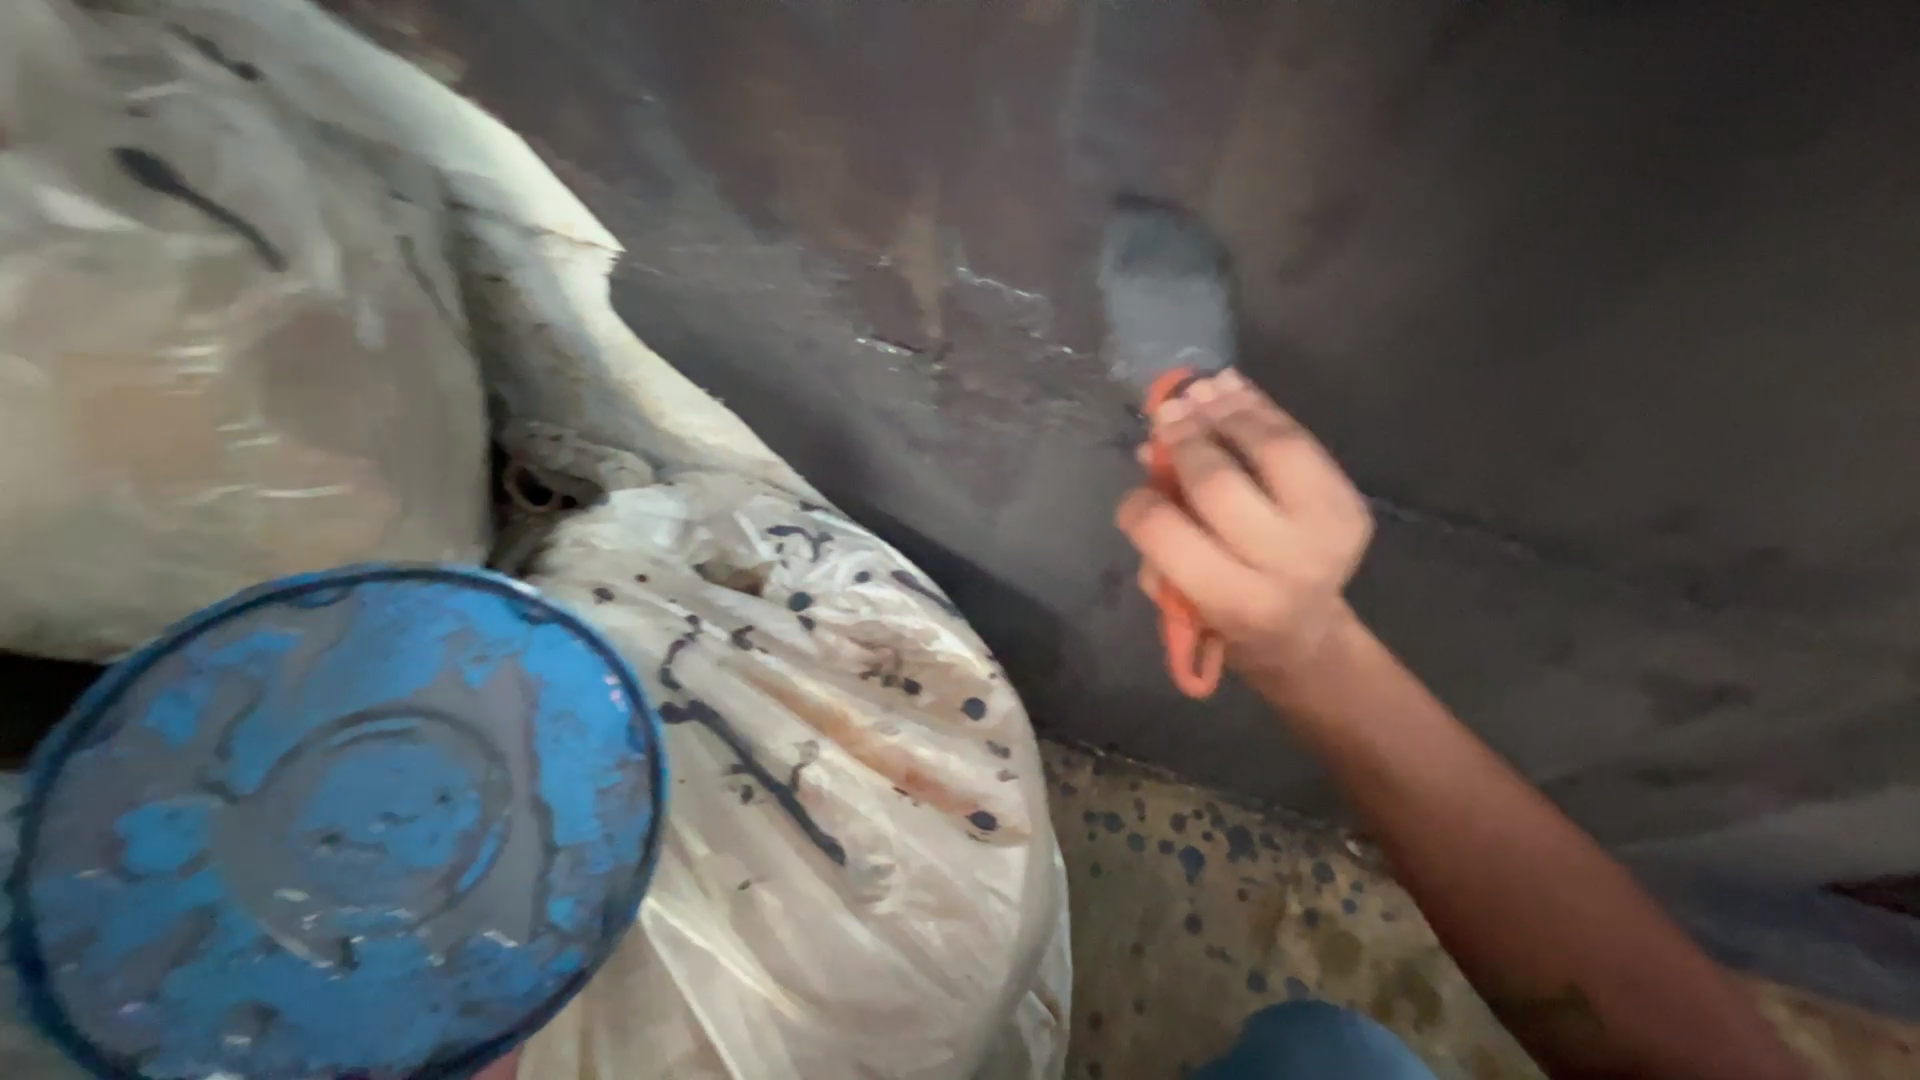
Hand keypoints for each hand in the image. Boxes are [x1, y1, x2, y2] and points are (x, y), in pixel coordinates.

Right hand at [1115, 370, 1372, 680]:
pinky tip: (1230, 387)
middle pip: (1220, 484)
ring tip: (1197, 389)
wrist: (1303, 628)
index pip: (1167, 533)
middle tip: (1164, 414)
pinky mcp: (1351, 503)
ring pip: (1274, 449)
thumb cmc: (1225, 610)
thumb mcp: (1180, 593)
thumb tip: (1153, 454)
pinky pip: (1302, 440)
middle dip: (1185, 441)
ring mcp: (1328, 529)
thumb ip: (1160, 535)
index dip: (1139, 501)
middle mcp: (1286, 565)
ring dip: (1228, 412)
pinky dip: (1263, 409)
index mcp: (1233, 598)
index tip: (1133, 488)